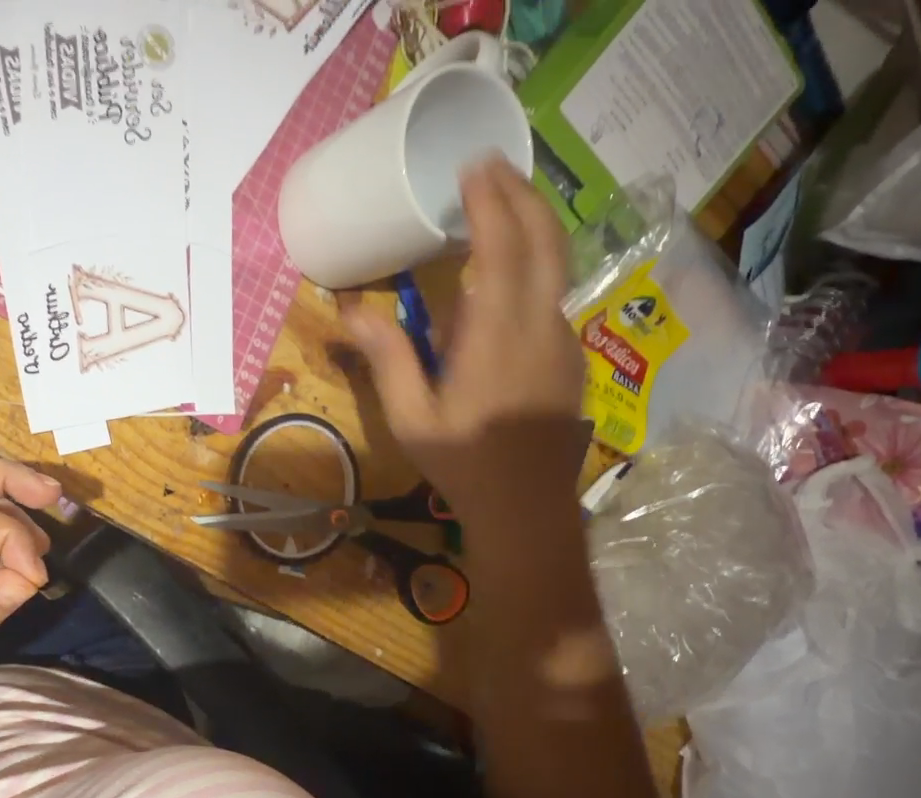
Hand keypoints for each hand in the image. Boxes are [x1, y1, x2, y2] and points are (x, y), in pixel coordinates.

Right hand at [341, 156, 586, 525]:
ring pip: (555, 267)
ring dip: (531, 227)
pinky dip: (533, 266)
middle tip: (495, 167)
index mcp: (495, 338)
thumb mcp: (411, 418)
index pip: (501, 251)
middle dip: (524, 196)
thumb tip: (352, 311)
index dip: (492, 203)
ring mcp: (561, 340)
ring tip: (500, 207)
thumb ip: (388, 359)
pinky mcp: (568, 356)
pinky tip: (505, 281)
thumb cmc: (463, 464)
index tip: (475, 167)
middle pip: (546, 242)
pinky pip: (551, 297)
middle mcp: (538, 326)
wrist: (528, 507)